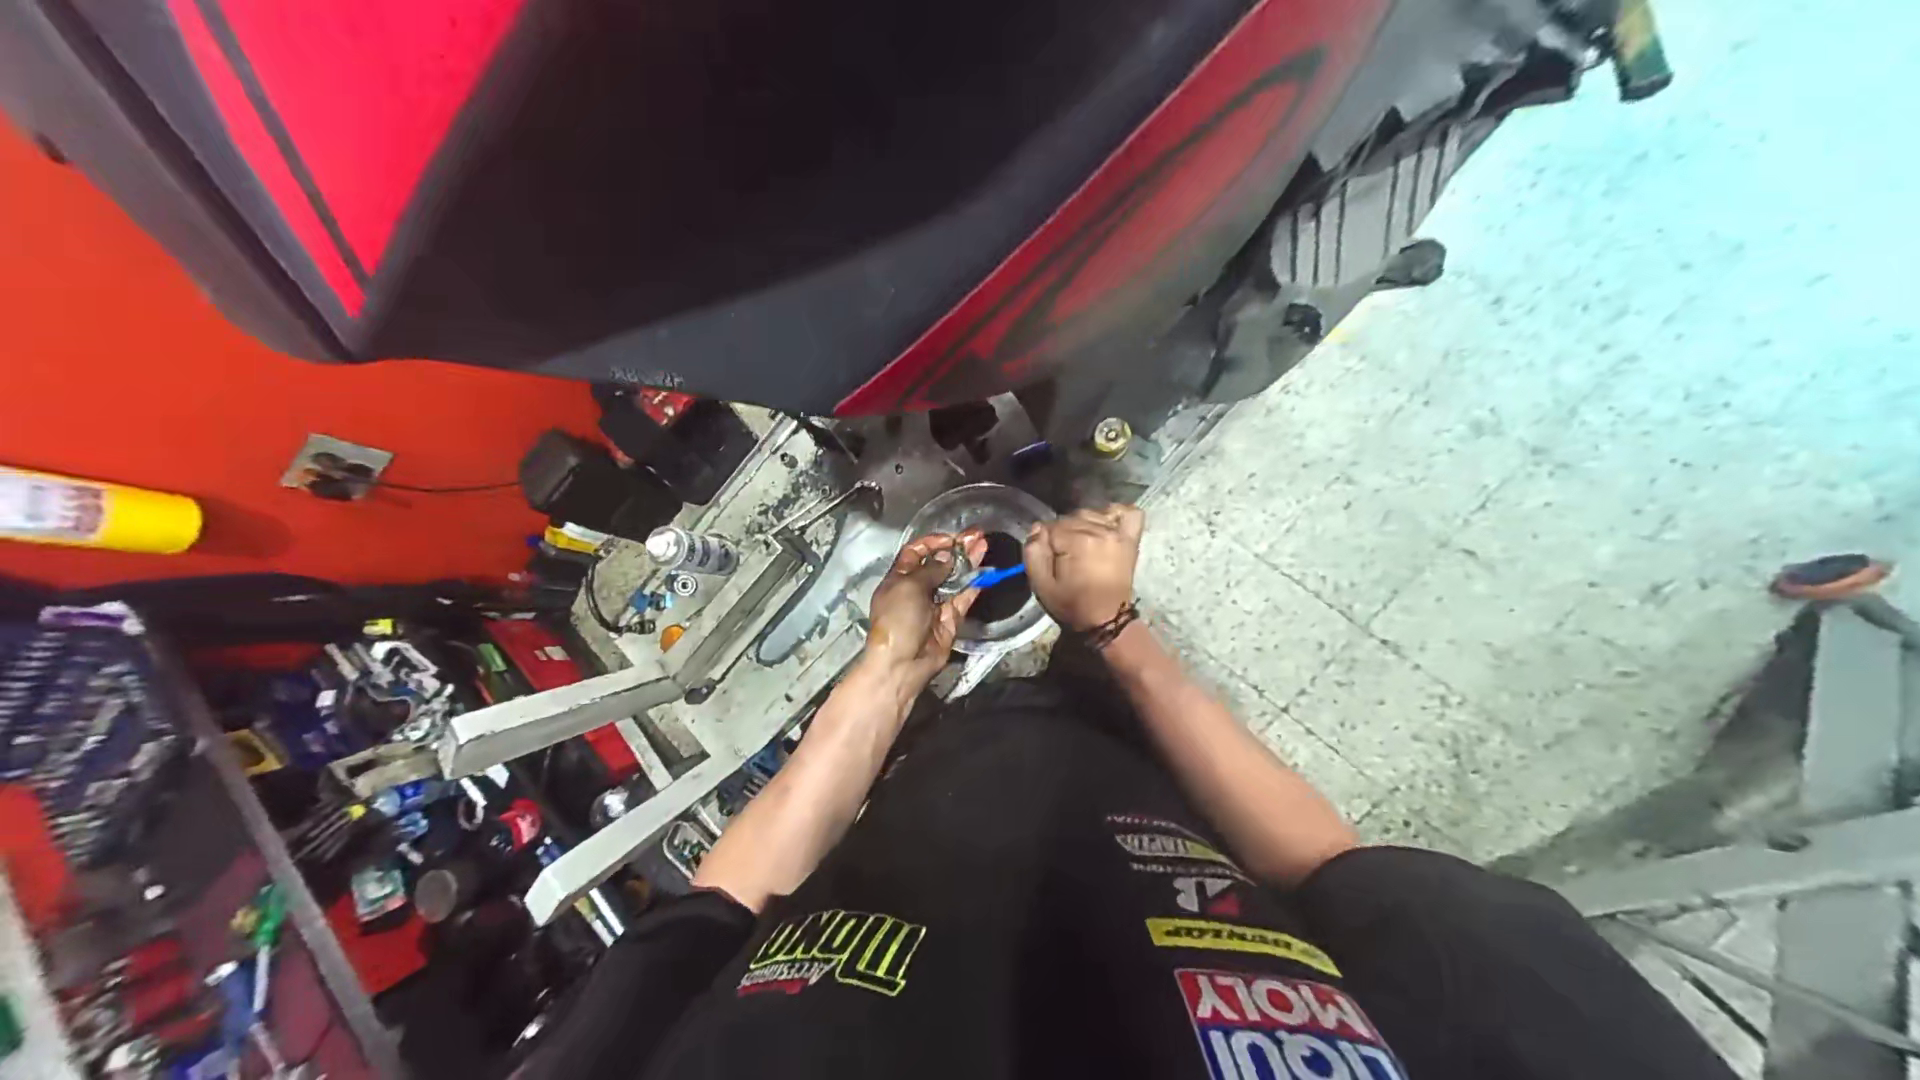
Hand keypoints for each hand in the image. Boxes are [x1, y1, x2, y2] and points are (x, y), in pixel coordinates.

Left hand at [861, 530, 988, 686]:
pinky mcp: (950, 618)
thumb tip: (947, 557)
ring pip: (955, 578)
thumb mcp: (909, 587)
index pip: (915, 552)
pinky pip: (964, 597)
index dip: (932, 542)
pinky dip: (974, 585)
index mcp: (899, 578)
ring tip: (983, 546)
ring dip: (968, 562)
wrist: (902, 663)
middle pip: (938, 563)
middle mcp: (917, 588)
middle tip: (976, 536)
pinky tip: (985, 571)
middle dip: (956, 549)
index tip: (951, 538)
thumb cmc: (897, 619)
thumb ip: (931, 569)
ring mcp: (935, 604)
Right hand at [1024, 504, 1144, 630]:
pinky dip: (1115, 514)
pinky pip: (1127, 513)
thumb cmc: (1072, 604)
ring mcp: (1118, 533)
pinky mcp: (1131, 538)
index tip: (1051, 561)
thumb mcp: (1042, 585)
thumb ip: (1033, 553)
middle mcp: (1100, 531)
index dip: (1046, 543)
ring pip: (1091, 513)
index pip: (1051, 527)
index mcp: (1078, 542)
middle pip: (1070, 518)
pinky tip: (1105, 526)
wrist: (1107, 619)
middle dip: (1063, 534)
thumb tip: (1036, 528)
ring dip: (1083, 525)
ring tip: (1082, 547)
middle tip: (1065, 557)